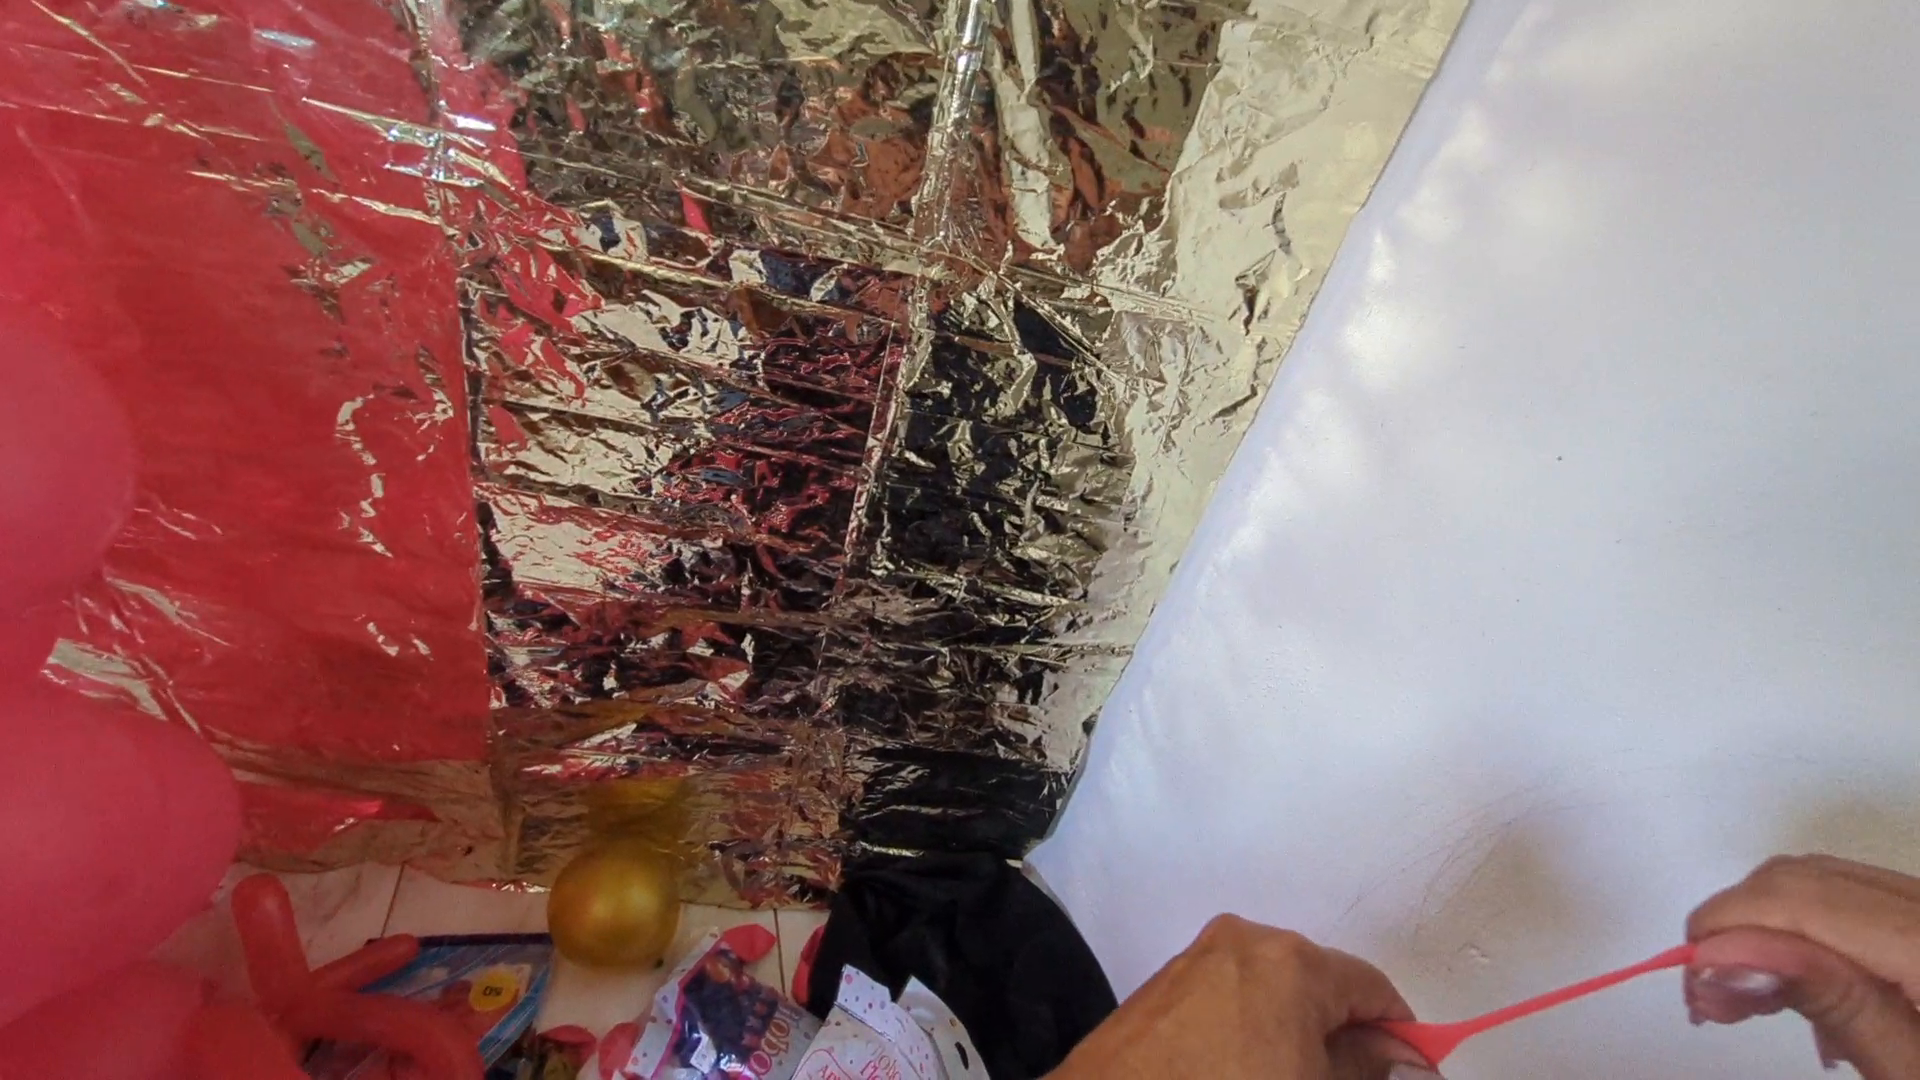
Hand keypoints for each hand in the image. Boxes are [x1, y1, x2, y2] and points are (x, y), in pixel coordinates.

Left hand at [1047, 915, 1424, 1079]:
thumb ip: (1366, 1070)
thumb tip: (1403, 1056)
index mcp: (1290, 959)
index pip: (1371, 987)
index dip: (1400, 1037)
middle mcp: (1244, 939)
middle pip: (1320, 983)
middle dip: (1344, 1036)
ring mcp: (1200, 955)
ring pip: (1274, 990)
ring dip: (1297, 1034)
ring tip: (1287, 1073)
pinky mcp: (1169, 979)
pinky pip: (1233, 995)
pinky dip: (1254, 1028)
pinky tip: (1243, 1069)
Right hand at [1686, 854, 1919, 1077]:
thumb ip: (1834, 1007)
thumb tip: (1715, 954)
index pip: (1800, 899)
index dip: (1725, 928)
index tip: (1693, 986)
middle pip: (1803, 878)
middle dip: (1737, 927)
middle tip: (1712, 998)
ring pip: (1822, 881)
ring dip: (1766, 927)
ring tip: (1751, 996)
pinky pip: (1858, 897)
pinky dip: (1810, 930)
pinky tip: (1813, 988)